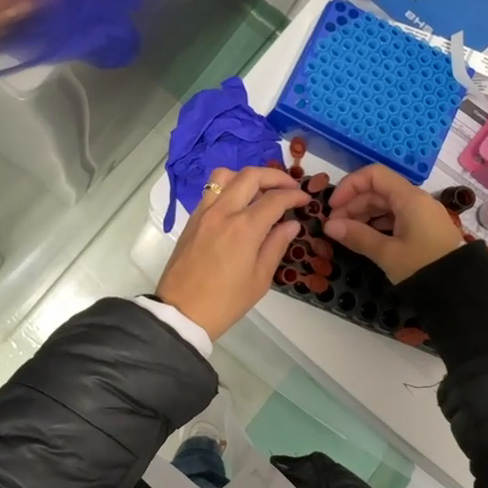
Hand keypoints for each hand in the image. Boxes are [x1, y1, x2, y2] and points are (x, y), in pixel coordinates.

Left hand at [157, 166, 310, 339]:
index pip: (275, 199)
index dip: (294, 196)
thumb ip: (276, 245)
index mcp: (244, 227)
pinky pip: (211, 191)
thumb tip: (291, 224)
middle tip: (289, 188)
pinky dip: (229, 188)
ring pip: (225, 176)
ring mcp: (204, 212)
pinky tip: (239, 205)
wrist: (182, 312)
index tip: (305, 200)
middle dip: (275, 177)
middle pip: (250, 176)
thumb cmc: (226, 301)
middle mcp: (223, 211)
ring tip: (260, 191)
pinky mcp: (192, 219)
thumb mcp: (260, 279)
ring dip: (247, 177)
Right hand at [323, 165, 465, 284]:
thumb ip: (357, 236)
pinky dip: (378, 223)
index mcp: (409, 198)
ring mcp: (422, 214)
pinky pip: (396, 217)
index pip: (373, 175)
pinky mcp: (425, 228)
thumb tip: (329, 226)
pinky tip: (366, 238)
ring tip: (346, 234)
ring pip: (386, 204)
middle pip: (378, 190)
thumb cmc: (423, 267)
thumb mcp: (387, 253)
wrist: (462, 291)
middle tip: (334, 226)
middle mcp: (417, 200)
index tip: (333, 207)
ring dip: (363, 215)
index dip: (349, 186)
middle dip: (353, 205)